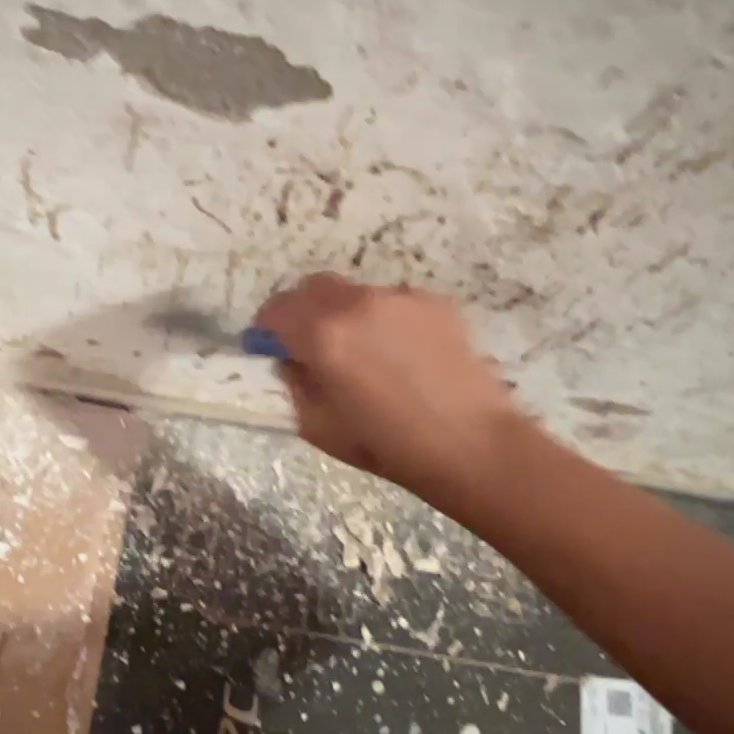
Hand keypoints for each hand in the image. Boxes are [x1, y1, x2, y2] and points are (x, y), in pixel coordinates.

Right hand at [254, 273, 523, 504]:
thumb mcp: (318, 427)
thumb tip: (290, 362)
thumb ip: (294, 385)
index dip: (264, 329)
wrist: (469, 443)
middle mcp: (358, 303)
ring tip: (360, 355)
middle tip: (305, 346)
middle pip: (311, 288)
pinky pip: (391, 303)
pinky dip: (381, 321)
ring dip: (342, 316)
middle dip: (299, 312)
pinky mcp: (434, 302)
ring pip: (353, 294)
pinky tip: (398, 357)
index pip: (275, 311)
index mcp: (322, 335)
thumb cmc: (385, 445)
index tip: (266, 349)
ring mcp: (399, 298)